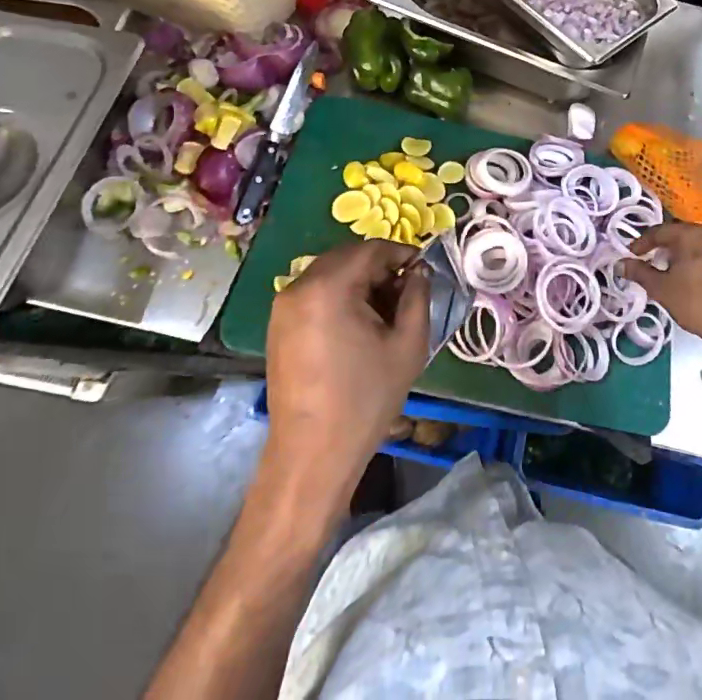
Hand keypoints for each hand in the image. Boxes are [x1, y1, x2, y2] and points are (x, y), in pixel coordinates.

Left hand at [264, 240, 430, 494]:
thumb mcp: (407, 345)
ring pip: (329, 273)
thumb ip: (417, 297)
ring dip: (359, 281)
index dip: (402, 253)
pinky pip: (314, 293)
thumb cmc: (366, 398)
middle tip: (406, 292)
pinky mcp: (278, 325)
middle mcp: (299, 286)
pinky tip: (358, 325)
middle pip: (347, 257)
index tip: (423, 270)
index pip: (371, 249)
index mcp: (329, 287)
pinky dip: (339, 295)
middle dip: (380, 267)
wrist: (313, 451)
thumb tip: (418, 271)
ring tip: (385, 311)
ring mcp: (283, 306)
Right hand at [620, 223, 701, 376]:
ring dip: (689, 253)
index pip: (662, 231)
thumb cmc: (696, 305)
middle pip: (685, 234)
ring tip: (678, 271)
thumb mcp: (662, 289)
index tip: (633, 254)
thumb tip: (620, 264)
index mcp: (693, 235)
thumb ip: (639, 272)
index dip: (644, 242)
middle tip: (655, 261)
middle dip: (667, 246)